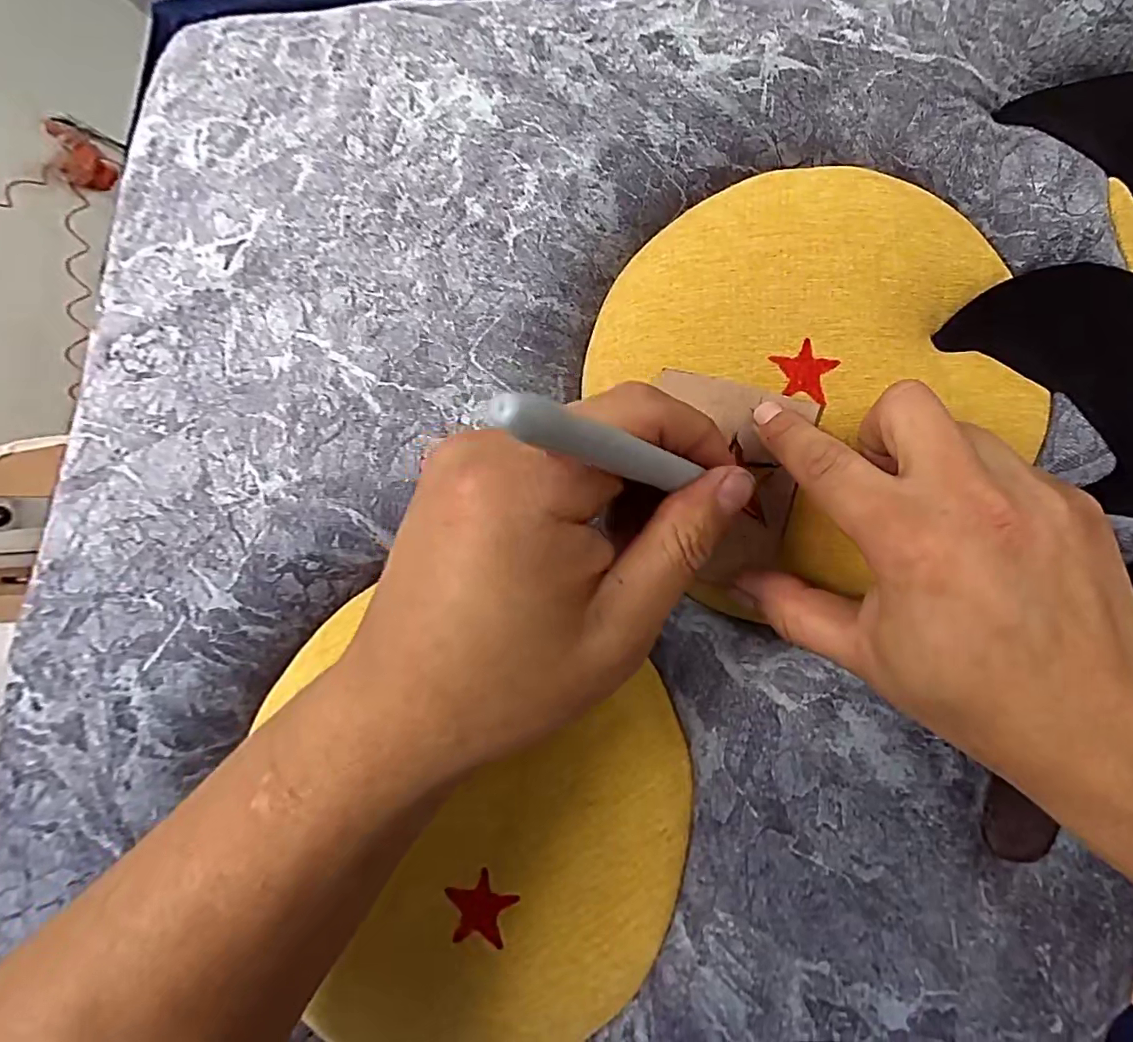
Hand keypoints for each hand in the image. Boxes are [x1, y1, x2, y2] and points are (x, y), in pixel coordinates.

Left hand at [336, 383, 755, 779]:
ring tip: (642, 541)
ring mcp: (464, 452)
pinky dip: (587, 482)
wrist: (397, 719)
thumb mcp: (623, 620)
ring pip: (581, 437)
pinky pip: (545, 452)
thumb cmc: (514, 684)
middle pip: (609, 421)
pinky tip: (593, 535)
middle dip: (665, 464)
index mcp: (527, 473)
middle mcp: (488, 441)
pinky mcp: (456, 470)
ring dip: (627, 477)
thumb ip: (685, 537)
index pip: (640, 413)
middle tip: (693, 526)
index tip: (730, 487)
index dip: (700, 439)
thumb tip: (735, 479)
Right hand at [734, 381, 1132, 799]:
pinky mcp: (1072, 499)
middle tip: (882, 479)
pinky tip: (999, 542)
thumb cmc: (967, 694)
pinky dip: (989, 489)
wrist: (1092, 717)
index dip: (791, 436)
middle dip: (878, 428)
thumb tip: (743, 583)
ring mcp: (1030, 491)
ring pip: (963, 429)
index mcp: (908, 537)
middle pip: (907, 403)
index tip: (769, 413)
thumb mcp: (870, 656)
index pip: (832, 466)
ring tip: (945, 515)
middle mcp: (970, 497)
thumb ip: (798, 610)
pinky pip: (1013, 467)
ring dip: (936, 458)